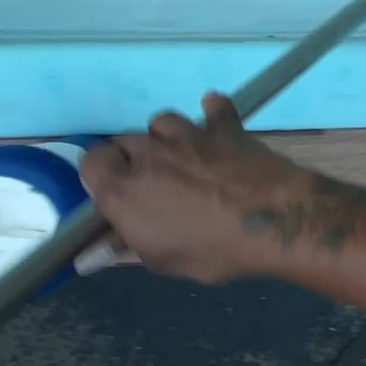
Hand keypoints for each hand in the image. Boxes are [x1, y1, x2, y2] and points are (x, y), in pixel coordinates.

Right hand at [79, 92, 312, 282]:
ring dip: (165, 133)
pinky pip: (217, 107)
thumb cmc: (212, 249)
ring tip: (178, 151)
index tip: (112, 182)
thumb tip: (100, 248)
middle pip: (127, 140)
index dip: (101, 169)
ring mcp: (192, 136)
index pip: (92, 161)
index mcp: (124, 190)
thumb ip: (128, 242)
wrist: (273, 219)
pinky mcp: (228, 128)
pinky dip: (214, 108)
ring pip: (163, 120)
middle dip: (132, 155)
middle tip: (149, 175)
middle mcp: (152, 155)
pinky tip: (214, 110)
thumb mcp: (160, 258)